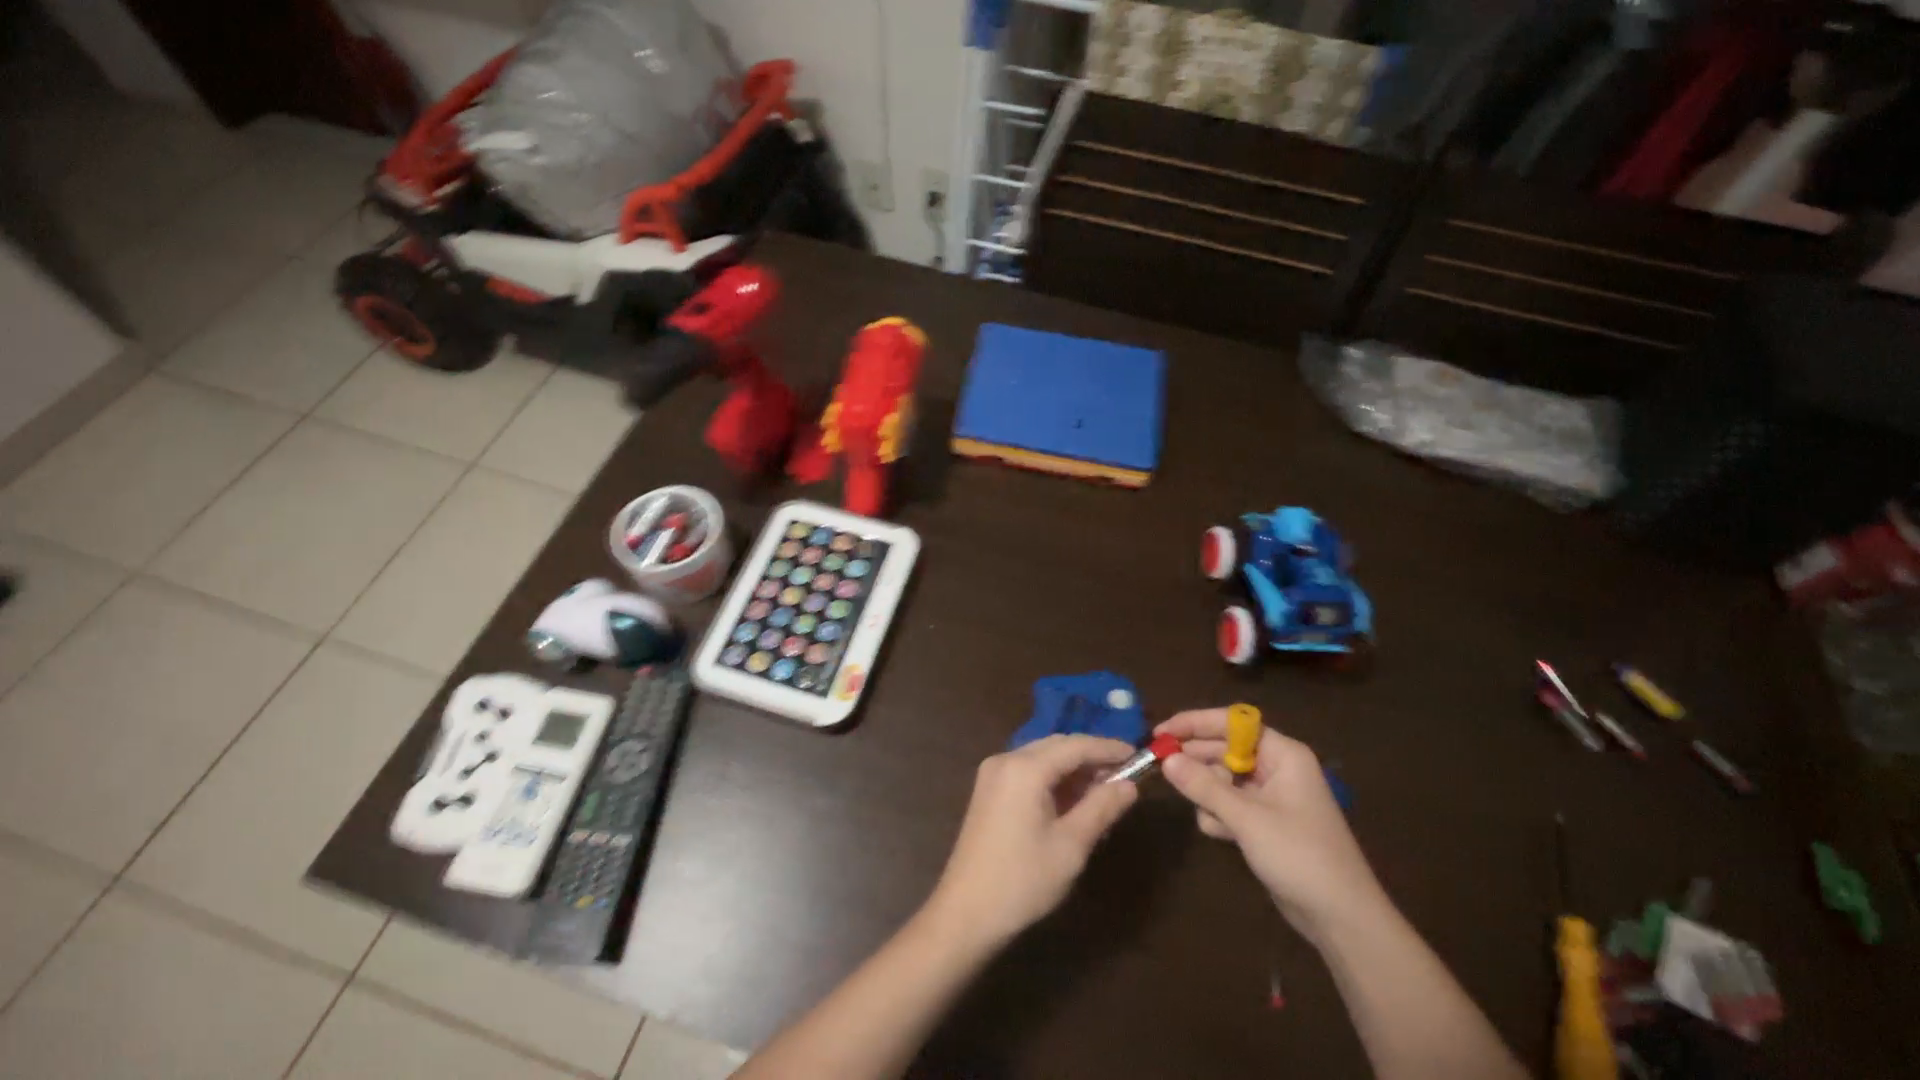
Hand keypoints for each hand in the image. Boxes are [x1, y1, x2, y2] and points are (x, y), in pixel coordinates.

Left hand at [924, 735, 1139, 949]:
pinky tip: (1074, 805)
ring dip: (1073, 772)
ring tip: (1105, 797)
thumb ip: (1102, 808)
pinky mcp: (988, 793)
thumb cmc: (1023, 880)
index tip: (1140, 757)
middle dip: (1092, 759)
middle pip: (1057, 746)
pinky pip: (1028, 774)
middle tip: (1125, 780)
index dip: (1110, 749)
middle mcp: (1005, 761)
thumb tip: (1130, 785)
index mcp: (1024, 768)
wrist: (966, 913)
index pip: (1076, 745)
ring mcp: (992, 776)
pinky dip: (1054, 782)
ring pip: (1043, 759)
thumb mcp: (1071, 845)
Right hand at [1157, 709, 1386, 940]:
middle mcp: (1277, 769)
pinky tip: (1220, 834)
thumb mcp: (1247, 818)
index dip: (1195, 724)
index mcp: (1283, 755)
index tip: (1161, 733)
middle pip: (1224, 751)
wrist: (1340, 914)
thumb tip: (1167, 759)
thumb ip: (1204, 786)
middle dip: (1197, 762)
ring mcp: (1272, 798)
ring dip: (1209, 795)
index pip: (1233, 724)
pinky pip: (1231, 806)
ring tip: (1210, 816)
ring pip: (1223, 780)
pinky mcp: (1265, 824)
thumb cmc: (1299, 855)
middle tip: (1160, 768)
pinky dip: (1220, 816)